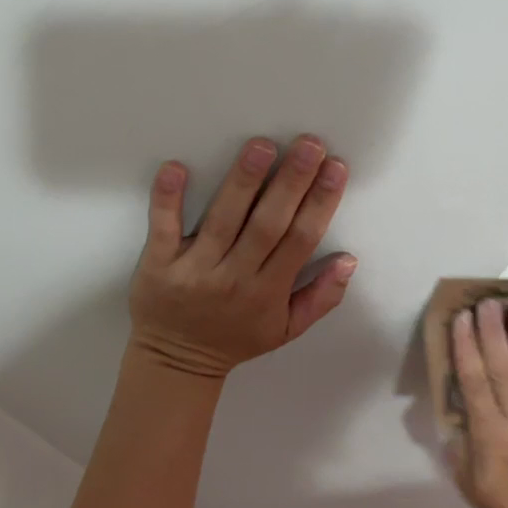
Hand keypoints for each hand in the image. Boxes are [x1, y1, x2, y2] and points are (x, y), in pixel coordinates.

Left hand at [128, 135, 355, 377]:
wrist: (175, 363)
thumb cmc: (236, 339)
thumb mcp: (288, 329)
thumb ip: (322, 296)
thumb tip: (349, 259)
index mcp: (269, 291)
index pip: (301, 239)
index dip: (321, 203)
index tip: (336, 167)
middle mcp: (235, 277)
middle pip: (269, 223)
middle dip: (291, 182)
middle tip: (309, 143)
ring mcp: (195, 270)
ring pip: (224, 220)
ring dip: (243, 181)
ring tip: (261, 145)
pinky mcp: (158, 265)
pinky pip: (163, 228)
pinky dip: (168, 199)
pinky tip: (176, 167)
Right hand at [450, 299, 507, 507]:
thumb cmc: (487, 489)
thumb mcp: (460, 467)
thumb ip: (454, 433)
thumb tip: (447, 399)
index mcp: (487, 430)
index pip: (474, 382)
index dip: (466, 349)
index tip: (461, 319)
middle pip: (501, 368)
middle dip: (492, 333)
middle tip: (486, 302)